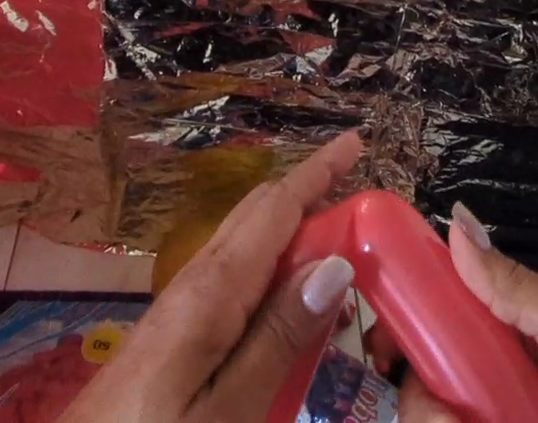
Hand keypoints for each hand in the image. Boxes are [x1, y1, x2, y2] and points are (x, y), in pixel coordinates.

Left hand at [56, 132, 363, 422]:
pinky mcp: (174, 330)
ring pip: (246, 242)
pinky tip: (289, 298)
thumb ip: (280, 338)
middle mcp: (195, 282)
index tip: (354, 141)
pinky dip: (273, 264)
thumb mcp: (227, 413)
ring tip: (339, 244)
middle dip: (310, 194)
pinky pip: (235, 274)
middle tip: (362, 200)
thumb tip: (334, 264)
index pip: (275, 209)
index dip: (317, 172)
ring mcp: (181, 304)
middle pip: (259, 214)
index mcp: (212, 291)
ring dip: (293, 229)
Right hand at [389, 204, 537, 422]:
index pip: (442, 313)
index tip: (382, 332)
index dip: (407, 318)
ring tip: (464, 422)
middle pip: (424, 377)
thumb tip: (456, 219)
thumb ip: (515, 288)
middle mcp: (494, 378)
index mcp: (511, 330)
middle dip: (420, 392)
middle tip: (441, 405)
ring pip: (431, 414)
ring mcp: (493, 415)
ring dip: (436, 417)